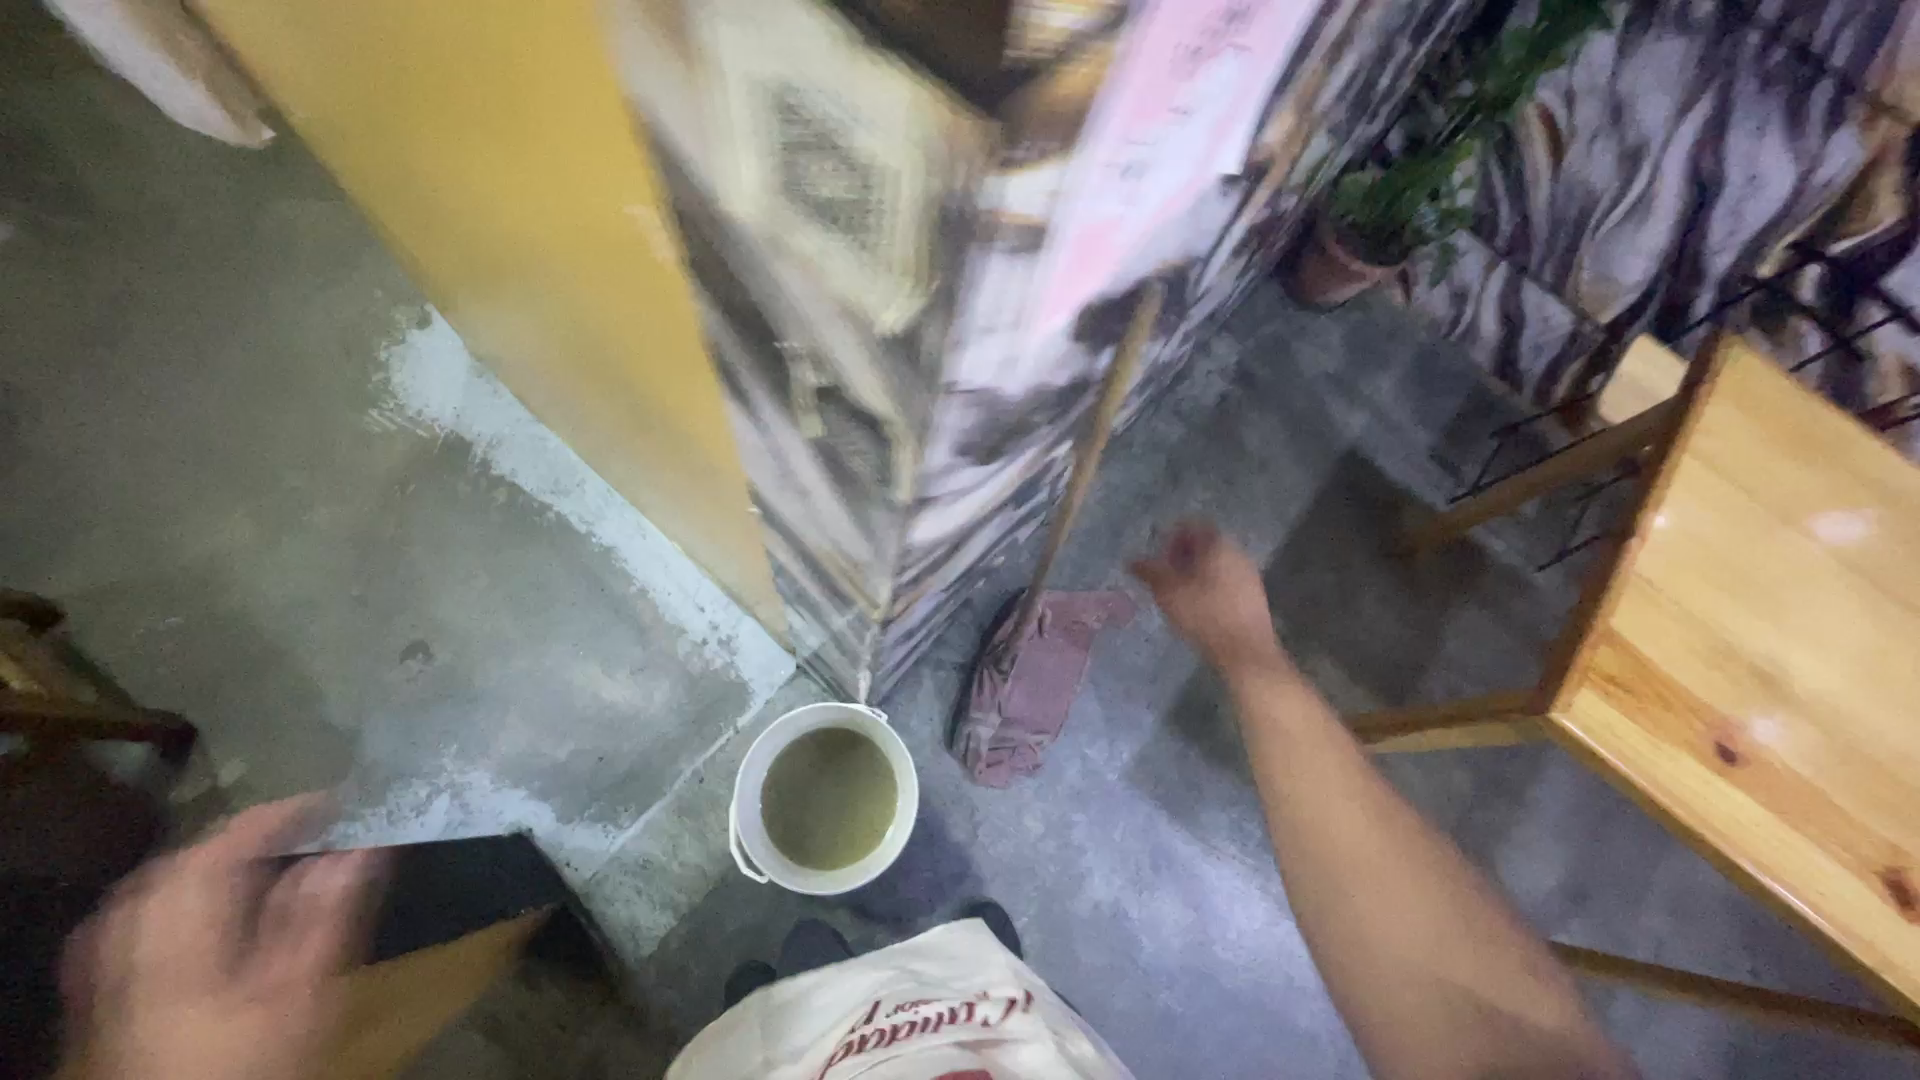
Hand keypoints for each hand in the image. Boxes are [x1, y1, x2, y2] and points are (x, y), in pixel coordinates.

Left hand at [58, 796, 383, 1079]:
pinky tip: (201, 904)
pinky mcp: (105, 1004)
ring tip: (255, 852)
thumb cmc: (258, 1059)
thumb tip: (360, 848)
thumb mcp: (306, 991)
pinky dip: (171, 895)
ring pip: (140, 897)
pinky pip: (127, 925)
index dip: (274, 817)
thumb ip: (327, 917)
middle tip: (295, 823)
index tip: (330, 800)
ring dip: (199, 862)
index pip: (220, 855)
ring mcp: (110, 980)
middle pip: (170, 872)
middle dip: (233, 836)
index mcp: (187, 944)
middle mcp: (136, 951)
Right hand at [1129, 521, 1287, 673]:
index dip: (1171, 537)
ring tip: (1178, 595)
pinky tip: (1199, 609)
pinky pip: (1226, 581)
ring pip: (1216, 564)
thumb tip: (1131, 559)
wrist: (1245, 651)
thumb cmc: (1204, 615)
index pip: (1192, 525)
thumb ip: (1149, 571)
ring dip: (1195, 573)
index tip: (1157, 556)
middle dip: (1182, 557)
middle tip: (1163, 576)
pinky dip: (1210, 588)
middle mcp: (1237, 553)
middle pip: (1205, 544)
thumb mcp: (1168, 591)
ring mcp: (1249, 575)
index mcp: (1218, 544)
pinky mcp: (1254, 597)